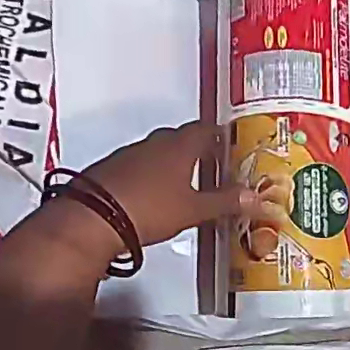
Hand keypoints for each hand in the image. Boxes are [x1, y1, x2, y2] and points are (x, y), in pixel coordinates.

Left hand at [38, 120, 254, 266]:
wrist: (91, 220)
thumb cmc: (149, 209)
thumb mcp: (193, 210)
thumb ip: (225, 202)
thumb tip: (258, 199)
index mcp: (179, 146)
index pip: (204, 129)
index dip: (219, 134)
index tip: (230, 142)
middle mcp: (154, 144)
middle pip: (181, 138)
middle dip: (197, 149)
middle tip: (213, 165)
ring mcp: (129, 155)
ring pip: (158, 152)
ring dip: (173, 162)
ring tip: (187, 182)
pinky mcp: (110, 170)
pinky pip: (139, 165)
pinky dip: (152, 174)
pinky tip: (156, 194)